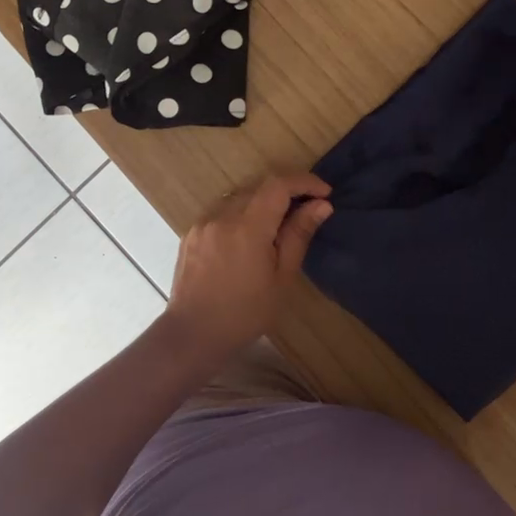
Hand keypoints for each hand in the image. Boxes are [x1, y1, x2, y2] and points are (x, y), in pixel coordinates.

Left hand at [163, 173, 333, 355]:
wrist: (194, 333)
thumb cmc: (245, 313)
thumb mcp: (281, 278)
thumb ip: (298, 236)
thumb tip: (321, 205)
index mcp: (247, 227)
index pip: (278, 185)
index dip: (304, 182)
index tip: (324, 193)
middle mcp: (221, 216)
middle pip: (258, 188)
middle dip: (285, 193)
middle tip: (306, 213)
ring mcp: (202, 224)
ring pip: (238, 199)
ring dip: (261, 204)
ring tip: (277, 230)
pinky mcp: (190, 234)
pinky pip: (221, 213)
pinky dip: (240, 216)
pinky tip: (247, 241)